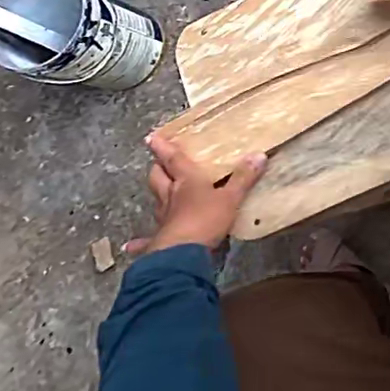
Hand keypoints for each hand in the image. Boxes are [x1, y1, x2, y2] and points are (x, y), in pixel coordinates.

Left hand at [123, 132, 267, 255]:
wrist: (182, 252)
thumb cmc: (206, 219)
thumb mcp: (230, 198)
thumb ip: (243, 178)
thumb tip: (259, 155)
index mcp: (186, 181)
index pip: (173, 159)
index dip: (164, 147)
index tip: (151, 137)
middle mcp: (170, 196)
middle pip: (158, 177)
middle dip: (158, 168)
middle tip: (158, 163)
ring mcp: (163, 217)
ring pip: (156, 201)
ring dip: (156, 195)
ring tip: (159, 192)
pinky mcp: (160, 238)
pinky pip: (147, 239)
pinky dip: (139, 242)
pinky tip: (130, 247)